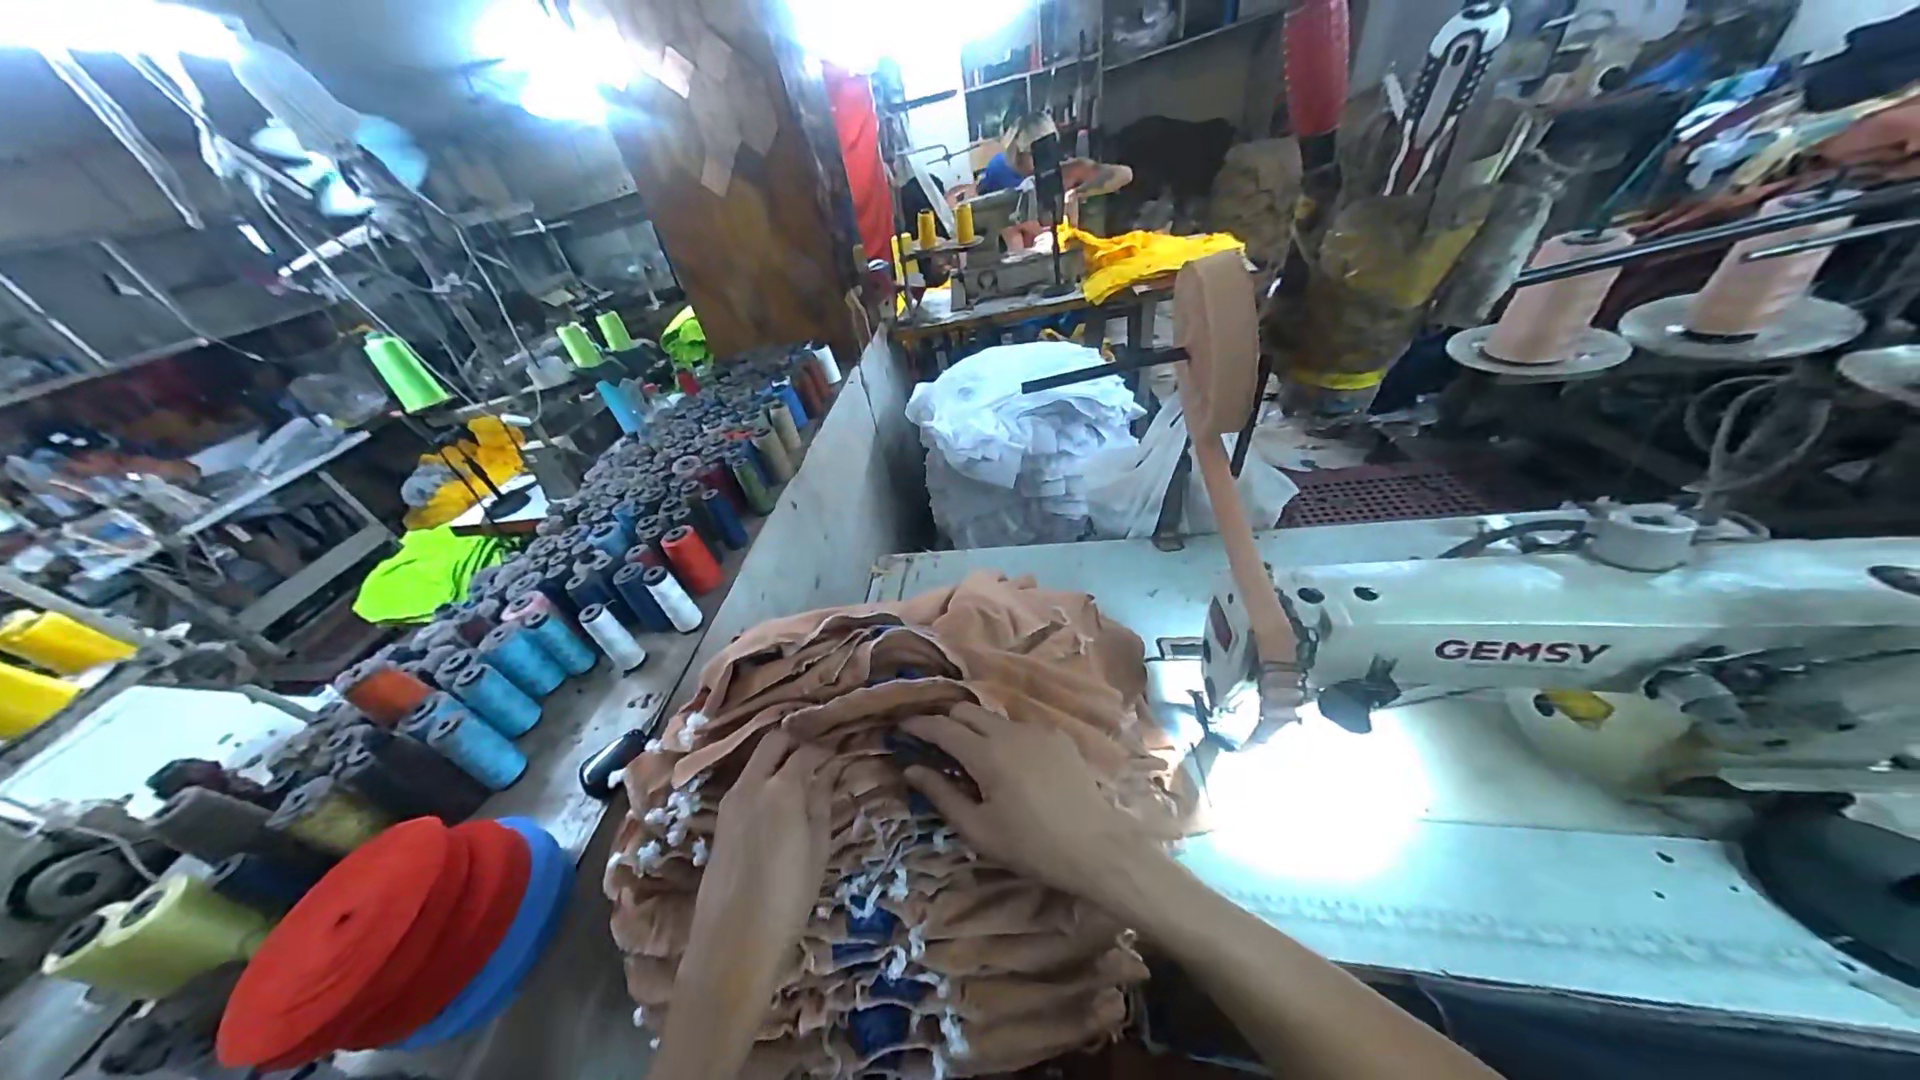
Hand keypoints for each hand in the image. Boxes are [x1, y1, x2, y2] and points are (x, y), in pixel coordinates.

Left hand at [694, 730, 833, 957]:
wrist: (733, 941)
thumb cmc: (789, 896)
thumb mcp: (819, 846)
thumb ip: (823, 800)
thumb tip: (830, 770)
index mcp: (782, 788)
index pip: (808, 750)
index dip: (828, 747)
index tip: (843, 749)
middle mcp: (752, 783)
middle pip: (775, 741)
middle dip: (798, 739)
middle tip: (821, 752)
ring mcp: (731, 799)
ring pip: (758, 759)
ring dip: (780, 756)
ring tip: (805, 772)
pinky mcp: (721, 817)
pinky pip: (747, 781)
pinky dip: (766, 775)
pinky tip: (783, 795)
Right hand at [901, 704, 1156, 905]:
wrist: (1096, 847)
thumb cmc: (1031, 845)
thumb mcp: (978, 829)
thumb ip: (941, 794)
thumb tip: (912, 769)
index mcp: (986, 753)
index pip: (942, 726)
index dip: (918, 724)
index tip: (902, 728)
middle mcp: (1010, 731)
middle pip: (966, 710)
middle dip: (945, 720)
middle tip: (933, 742)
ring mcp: (1038, 730)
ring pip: (994, 717)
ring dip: (975, 727)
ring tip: (970, 755)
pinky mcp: (1058, 737)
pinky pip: (1020, 727)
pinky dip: (1003, 736)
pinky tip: (1009, 763)